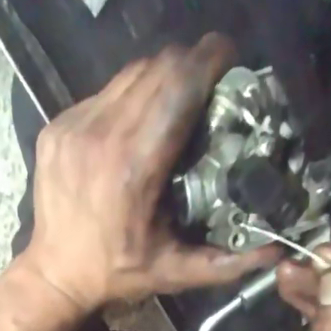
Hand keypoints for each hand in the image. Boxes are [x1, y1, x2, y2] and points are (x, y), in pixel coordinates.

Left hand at [14, 34, 280, 312]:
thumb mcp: (175, 273)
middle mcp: (101, 136)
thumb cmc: (118, 273)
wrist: (55, 274)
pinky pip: (103, 92)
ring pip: (129, 74)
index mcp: (134, 168)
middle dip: (189, 64)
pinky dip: (129, 96)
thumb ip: (226, 263)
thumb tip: (275, 253)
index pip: (177, 88)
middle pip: (156, 69)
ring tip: (181, 93)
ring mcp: (74, 127)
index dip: (208, 62)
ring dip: (160, 76)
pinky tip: (141, 119)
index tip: (231, 56)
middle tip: (212, 77)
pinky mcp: (58, 126)